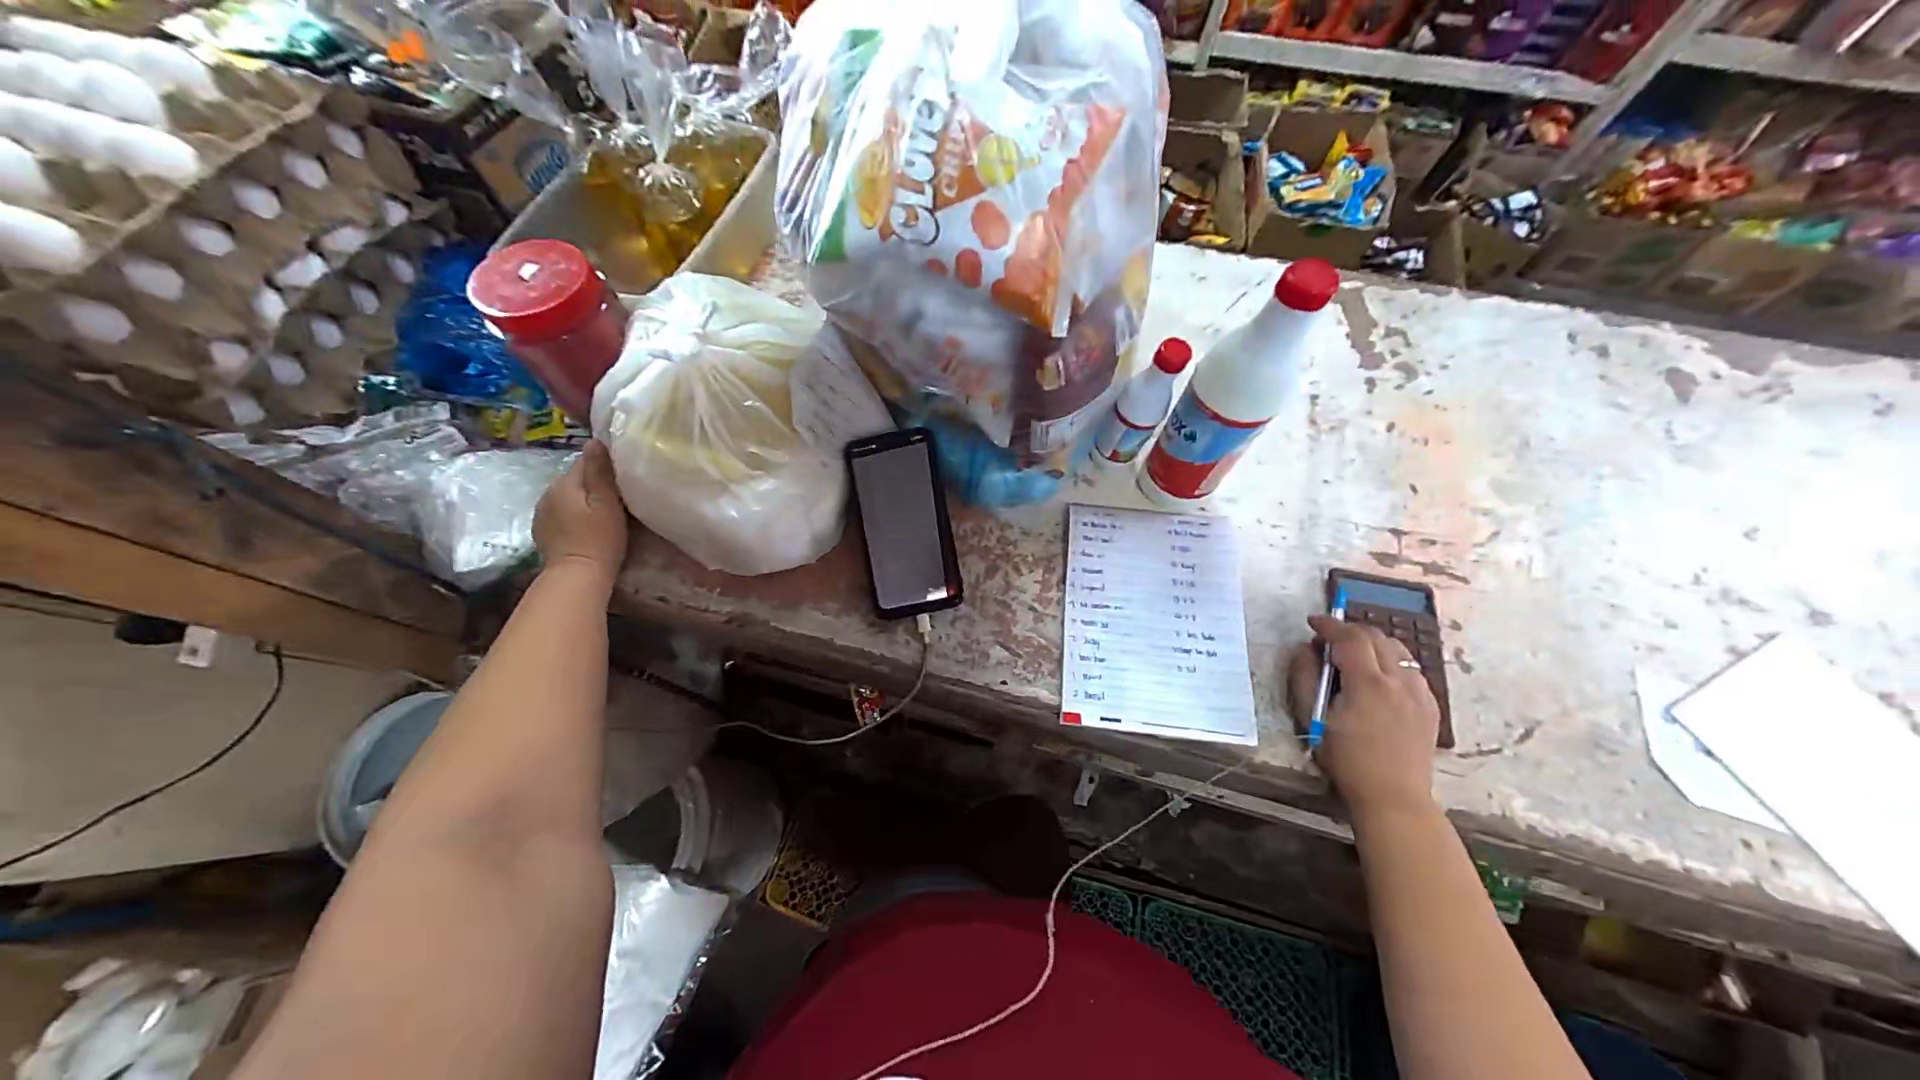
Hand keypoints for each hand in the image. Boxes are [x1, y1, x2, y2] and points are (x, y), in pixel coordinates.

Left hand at [533, 441, 628, 576]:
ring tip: (603, 513)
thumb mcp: (607, 504)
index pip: (586, 461)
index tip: (624, 478)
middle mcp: (548, 492)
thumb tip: (595, 441)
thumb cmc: (599, 539)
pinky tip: (586, 527)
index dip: (606, 467)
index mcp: (564, 482)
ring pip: (568, 495)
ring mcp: (542, 512)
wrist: (577, 577)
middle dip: (594, 484)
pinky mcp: (543, 530)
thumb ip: (600, 472)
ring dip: (583, 500)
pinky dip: (574, 515)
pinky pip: (562, 512)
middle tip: (619, 498)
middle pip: (576, 478)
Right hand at [1288, 615, 1440, 819]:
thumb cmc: (1347, 760)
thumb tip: (1305, 650)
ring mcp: (1420, 693)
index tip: (1313, 623)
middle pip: (1376, 637)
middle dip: (1350, 632)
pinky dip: (1391, 662)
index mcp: (1369, 684)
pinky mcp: (1430, 706)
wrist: (1393, 797)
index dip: (1329, 625)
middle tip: (1328, 642)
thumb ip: (1305, 678)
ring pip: (1398, 650)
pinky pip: (1411, 670)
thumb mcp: (1314, 719)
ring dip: (1372, 644)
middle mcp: (1400, 682)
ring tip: (1353, 656)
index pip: (1350, 638)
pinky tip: (1378, 678)